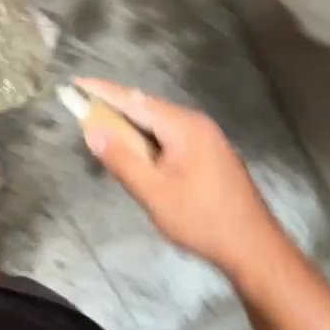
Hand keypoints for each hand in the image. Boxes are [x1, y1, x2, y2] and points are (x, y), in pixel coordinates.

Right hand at [74, 78, 290, 277]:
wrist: (252, 247)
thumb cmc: (201, 219)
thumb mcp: (153, 192)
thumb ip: (121, 158)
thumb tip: (91, 128)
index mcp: (184, 127)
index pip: (135, 101)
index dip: (103, 91)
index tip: (77, 82)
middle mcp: (197, 124)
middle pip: (148, 108)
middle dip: (115, 107)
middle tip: (83, 108)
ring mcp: (206, 139)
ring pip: (159, 124)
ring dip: (130, 125)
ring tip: (102, 128)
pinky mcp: (209, 155)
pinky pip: (170, 136)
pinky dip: (147, 138)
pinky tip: (136, 151)